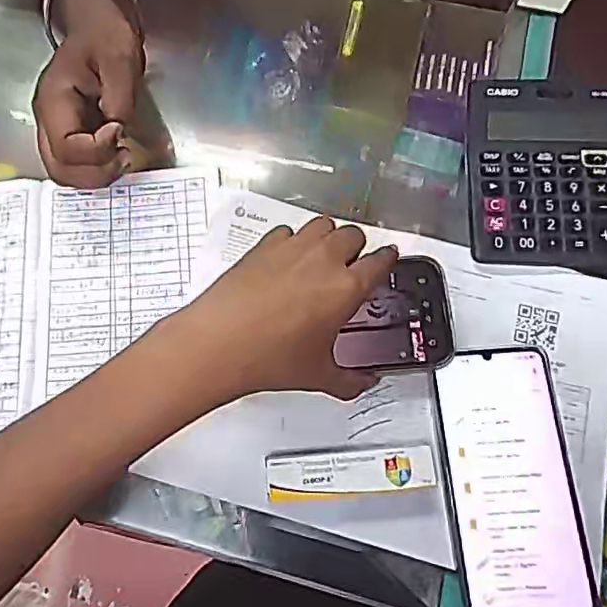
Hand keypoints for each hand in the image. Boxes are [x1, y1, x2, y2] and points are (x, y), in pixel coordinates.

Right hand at [33, 0, 143, 188]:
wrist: (95, 27)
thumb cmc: (104, 36)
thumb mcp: (118, 56)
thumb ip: (119, 95)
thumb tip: (118, 127)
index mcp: (54, 99)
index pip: (66, 146)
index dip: (96, 149)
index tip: (120, 130)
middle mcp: (48, 121)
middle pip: (60, 169)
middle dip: (96, 173)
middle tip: (125, 156)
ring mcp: (56, 131)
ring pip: (66, 174)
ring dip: (97, 176)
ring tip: (123, 157)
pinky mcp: (69, 138)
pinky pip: (76, 168)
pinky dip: (97, 171)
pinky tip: (116, 156)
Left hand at [151, 217, 396, 403]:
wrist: (218, 344)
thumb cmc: (264, 356)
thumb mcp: (318, 375)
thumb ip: (350, 380)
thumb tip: (362, 382)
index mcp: (346, 287)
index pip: (382, 260)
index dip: (387, 260)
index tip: (386, 261)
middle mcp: (323, 259)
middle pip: (354, 235)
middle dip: (357, 248)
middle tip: (351, 265)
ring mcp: (292, 248)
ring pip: (323, 224)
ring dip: (328, 236)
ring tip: (322, 256)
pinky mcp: (263, 246)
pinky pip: (288, 231)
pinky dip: (293, 240)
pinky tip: (286, 259)